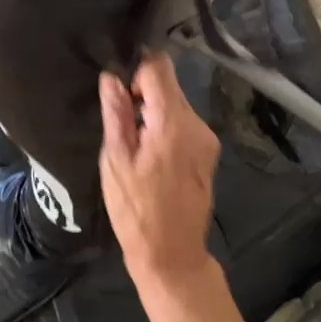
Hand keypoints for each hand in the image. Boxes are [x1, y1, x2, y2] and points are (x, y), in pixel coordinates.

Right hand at [99, 51, 221, 287]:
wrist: (172, 255)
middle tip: (125, 125)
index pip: (159, 66)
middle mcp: (197, 124)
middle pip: (170, 85)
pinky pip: (185, 124)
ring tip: (137, 146)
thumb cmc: (136, 210)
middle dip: (145, 94)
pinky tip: (153, 157)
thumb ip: (116, 113)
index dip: (136, 71)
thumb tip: (111, 75)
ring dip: (155, 113)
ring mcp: (207, 139)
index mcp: (173, 122)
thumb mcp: (115, 161)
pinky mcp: (209, 152)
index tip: (121, 94)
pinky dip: (167, 128)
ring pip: (177, 104)